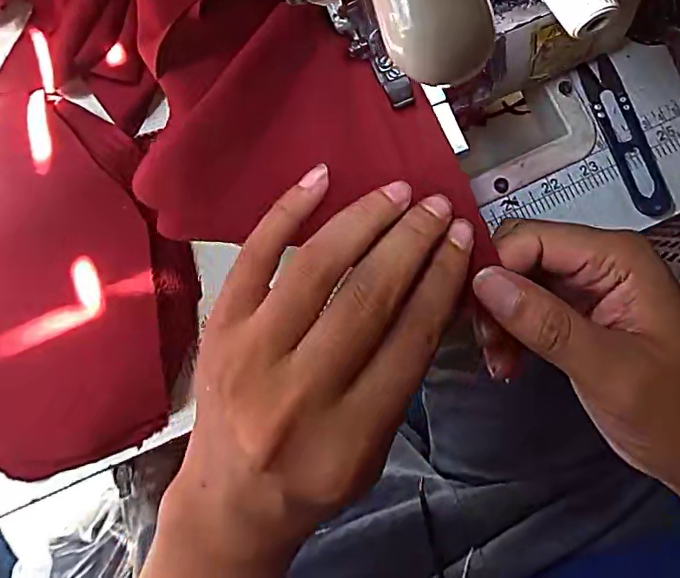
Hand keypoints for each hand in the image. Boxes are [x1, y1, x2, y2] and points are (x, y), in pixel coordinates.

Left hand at [146, 167, 474, 576]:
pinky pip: (256, 253)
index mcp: (346, 437)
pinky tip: (321, 179)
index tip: (460, 239)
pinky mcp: (219, 325)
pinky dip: (289, 210)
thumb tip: (436, 282)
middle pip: (367, 295)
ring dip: (364, 219)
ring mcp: (249, 353)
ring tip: (397, 193)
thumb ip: (403, 368)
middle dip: (411, 240)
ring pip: (316, 265)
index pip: (409, 336)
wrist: (230, 500)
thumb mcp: (374, 444)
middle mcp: (295, 394)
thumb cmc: (311, 474)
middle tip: (436, 207)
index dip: (442, 277)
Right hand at [469, 220, 679, 502]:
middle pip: (522, 254)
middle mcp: (600, 259)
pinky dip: (513, 330)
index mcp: (617, 256)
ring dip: (501, 317)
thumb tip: (483, 280)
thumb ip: (546, 323)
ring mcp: (590, 285)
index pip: (534, 237)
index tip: (473, 312)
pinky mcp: (580, 312)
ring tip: (498, 362)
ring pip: (519, 280)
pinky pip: (530, 305)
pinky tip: (508, 362)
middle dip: (495, 294)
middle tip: (485, 344)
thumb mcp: (612, 372)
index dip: (497, 266)